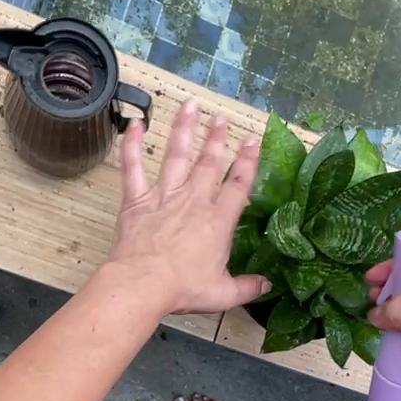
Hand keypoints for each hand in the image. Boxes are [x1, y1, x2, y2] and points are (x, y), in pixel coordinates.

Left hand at [107, 101, 270, 314]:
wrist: (143, 285)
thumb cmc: (183, 289)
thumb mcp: (223, 293)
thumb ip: (247, 287)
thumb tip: (267, 285)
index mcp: (218, 221)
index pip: (239, 185)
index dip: (249, 161)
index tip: (254, 140)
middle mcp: (194, 201)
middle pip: (209, 163)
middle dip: (217, 139)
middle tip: (222, 119)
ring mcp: (164, 197)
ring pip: (176, 156)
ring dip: (184, 129)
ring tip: (190, 106)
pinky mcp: (137, 201)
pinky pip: (133, 167)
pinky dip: (133, 145)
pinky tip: (136, 124)